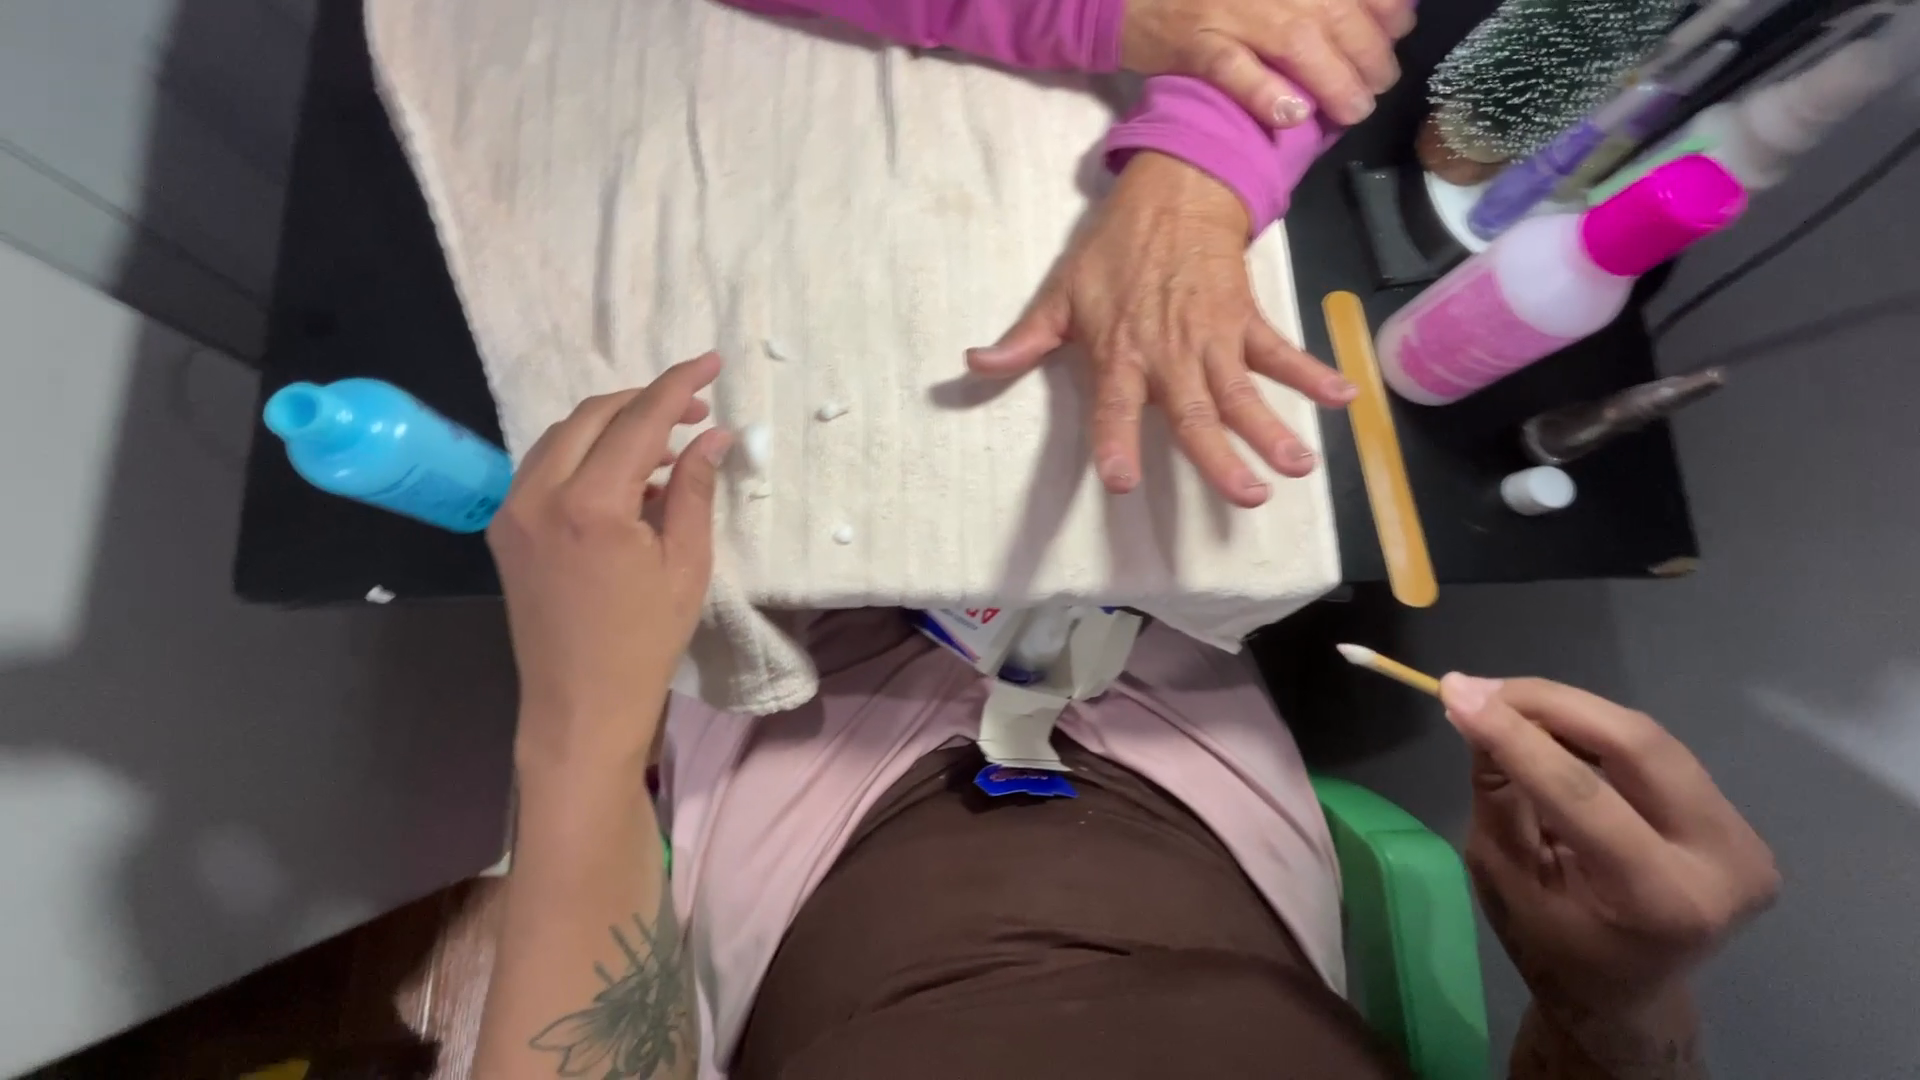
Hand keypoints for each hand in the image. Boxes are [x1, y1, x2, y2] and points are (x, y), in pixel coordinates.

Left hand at [488, 353, 731, 766]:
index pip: (638, 422)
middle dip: (646, 401)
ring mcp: (513, 510)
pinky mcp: (506, 528)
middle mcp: (538, 494)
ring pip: (563, 436)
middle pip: (592, 416)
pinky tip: (626, 478)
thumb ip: (695, 490)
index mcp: (590, 505)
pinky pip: (547, 466)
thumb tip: (714, 437)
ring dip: (614, 425)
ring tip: (667, 445)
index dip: (678, 386)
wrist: (580, 702)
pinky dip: (588, 455)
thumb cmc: (646, 640)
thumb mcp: (686, 564)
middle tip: (696, 411)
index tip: (711, 363)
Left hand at [968, 152, 1355, 506]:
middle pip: (1194, 413)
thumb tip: (972, 365)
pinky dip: (1311, 371)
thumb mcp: (1059, 296)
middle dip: (1219, 457)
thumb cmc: (1111, 252)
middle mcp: (1168, 353)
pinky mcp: (1245, 317)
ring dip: (1272, 427)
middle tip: (1246, 498)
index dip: (1116, 442)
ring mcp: (1212, 337)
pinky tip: (1343, 398)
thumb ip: (1022, 342)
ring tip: (1298, 467)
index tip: (1123, 483)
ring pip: (1243, 390)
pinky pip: (1279, 349)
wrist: (1172, 191)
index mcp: (1119, 354)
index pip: (1113, 407)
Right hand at [1121, 0, 1415, 126]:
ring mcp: (1230, 12)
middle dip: (1367, 54)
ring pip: (1296, 43)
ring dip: (1332, 79)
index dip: (1386, 8)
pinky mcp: (1195, 43)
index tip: (1399, 34)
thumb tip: (1374, 7)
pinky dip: (1264, 92)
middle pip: (1333, 15)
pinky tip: (1292, 116)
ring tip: (1353, 110)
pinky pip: (1234, 69)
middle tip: (1377, 88)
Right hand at [1439, 675, 1779, 1022]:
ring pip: (1647, 737)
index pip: (1580, 792)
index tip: (1453, 690)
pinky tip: (1544, 724)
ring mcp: (1742, 840)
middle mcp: (1721, 865)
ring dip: (1566, 708)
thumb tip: (1473, 709)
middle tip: (1480, 688)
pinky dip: (1590, 726)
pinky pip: (1654, 751)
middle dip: (1549, 703)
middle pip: (1637, 746)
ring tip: (1502, 702)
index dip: (1513, 733)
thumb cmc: (1546, 939)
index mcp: (1658, 898)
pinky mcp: (1733, 820)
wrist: (1621, 990)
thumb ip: (1496, 788)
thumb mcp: (1500, 867)